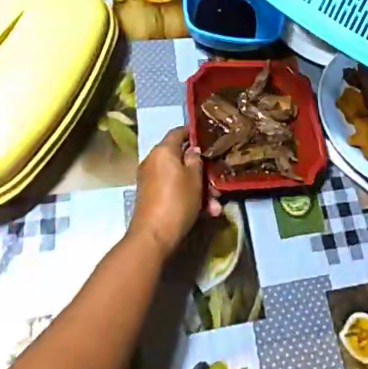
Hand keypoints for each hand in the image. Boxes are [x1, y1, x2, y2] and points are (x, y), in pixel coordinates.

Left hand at [129, 127, 220, 255]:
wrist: (153, 236)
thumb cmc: (177, 201)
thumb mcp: (194, 178)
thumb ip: (196, 160)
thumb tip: (193, 150)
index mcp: (163, 151)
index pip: (178, 132)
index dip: (193, 132)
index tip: (208, 137)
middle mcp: (153, 161)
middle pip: (181, 158)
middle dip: (201, 171)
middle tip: (217, 183)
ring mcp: (151, 179)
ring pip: (179, 177)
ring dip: (199, 189)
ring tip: (215, 206)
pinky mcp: (151, 195)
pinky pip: (173, 189)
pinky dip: (187, 197)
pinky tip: (206, 213)